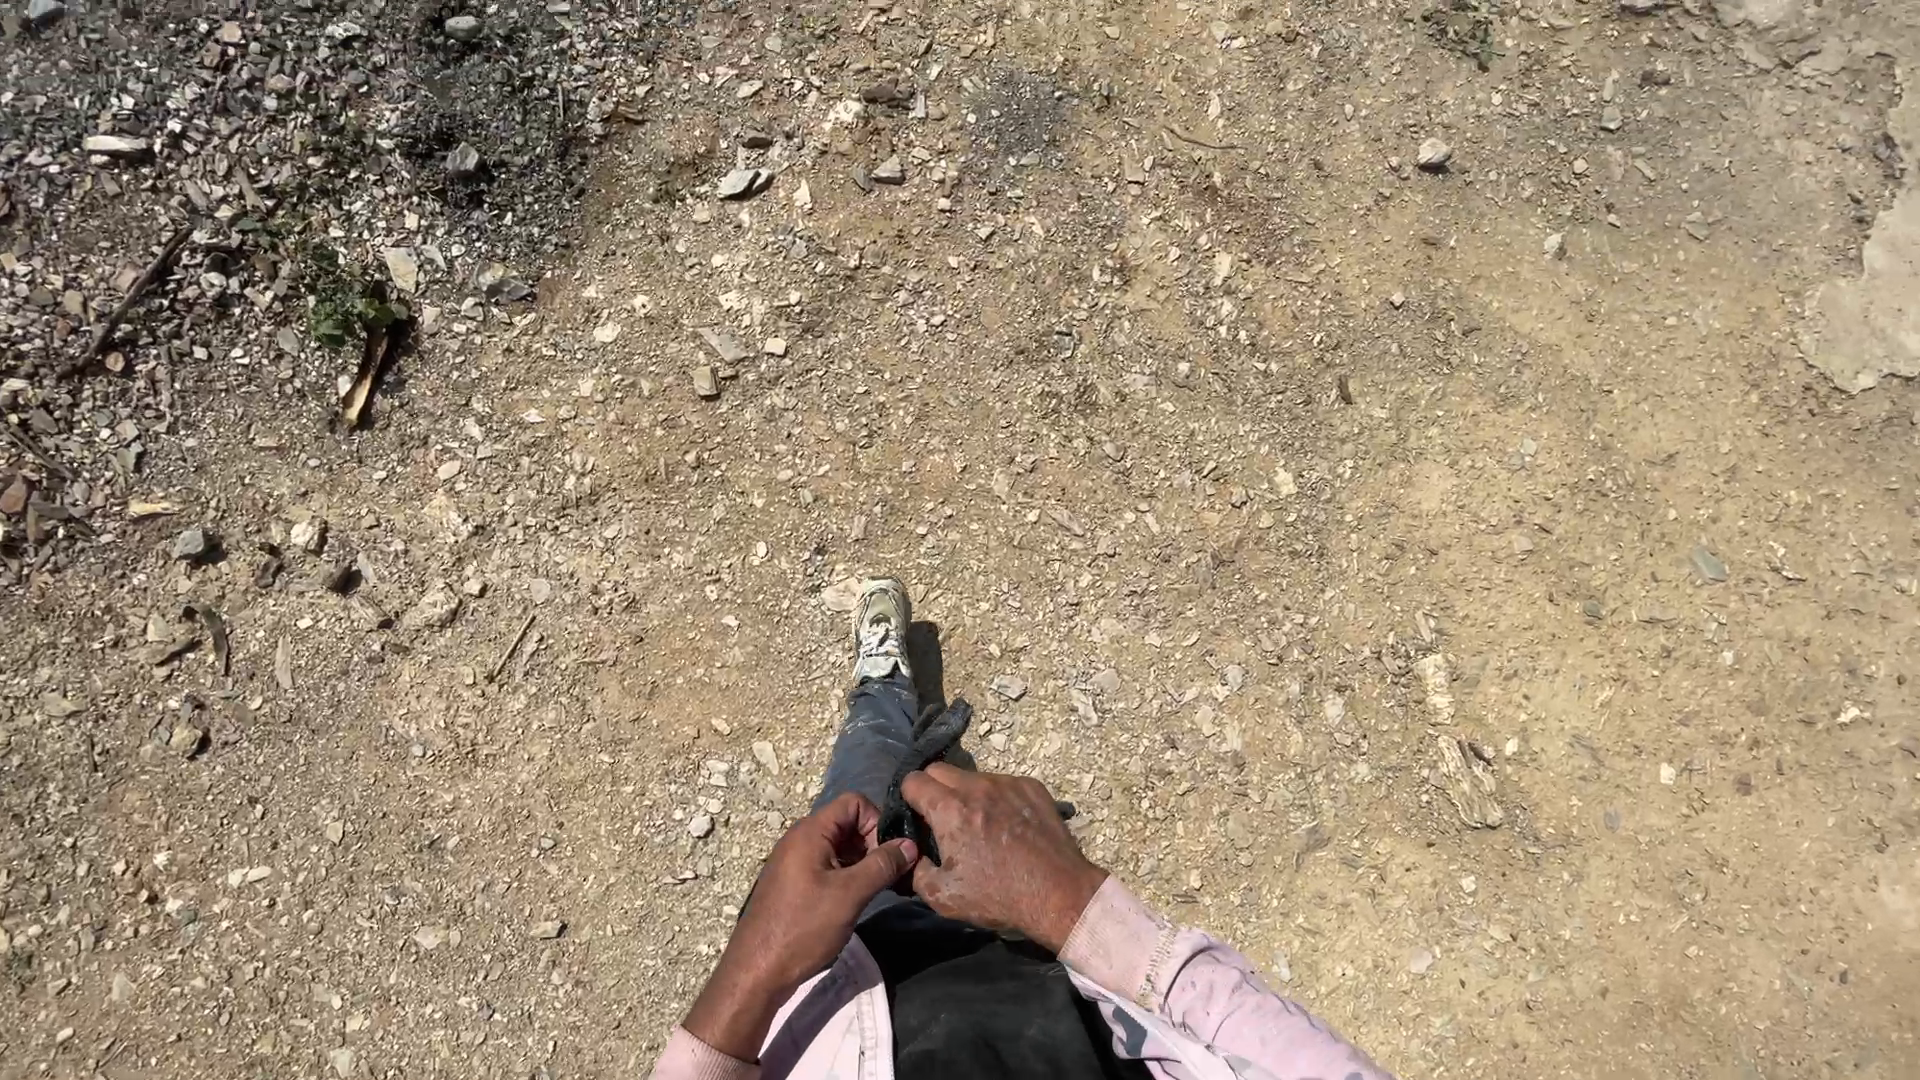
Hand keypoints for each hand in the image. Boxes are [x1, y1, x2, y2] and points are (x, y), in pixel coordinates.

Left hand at [682, 793, 917, 1060]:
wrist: (756, 972)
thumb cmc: (803, 927)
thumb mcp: (850, 894)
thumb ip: (882, 865)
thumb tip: (910, 844)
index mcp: (811, 831)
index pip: (855, 802)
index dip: (877, 822)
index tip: (888, 854)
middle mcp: (801, 838)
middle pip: (848, 823)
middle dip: (874, 843)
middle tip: (890, 875)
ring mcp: (796, 861)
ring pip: (840, 846)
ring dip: (863, 861)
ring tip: (880, 888)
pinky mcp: (795, 882)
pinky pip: (829, 864)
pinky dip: (848, 874)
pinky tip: (858, 899)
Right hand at [901, 763, 1108, 952]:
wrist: (1057, 892)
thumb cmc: (998, 896)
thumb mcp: (943, 897)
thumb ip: (916, 871)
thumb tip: (912, 854)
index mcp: (950, 808)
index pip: (913, 780)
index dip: (909, 798)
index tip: (918, 818)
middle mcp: (976, 786)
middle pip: (939, 770)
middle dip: (933, 789)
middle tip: (942, 818)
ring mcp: (1006, 782)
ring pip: (972, 776)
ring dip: (966, 793)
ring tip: (979, 823)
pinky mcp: (1030, 786)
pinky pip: (1002, 782)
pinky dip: (996, 797)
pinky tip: (1007, 824)